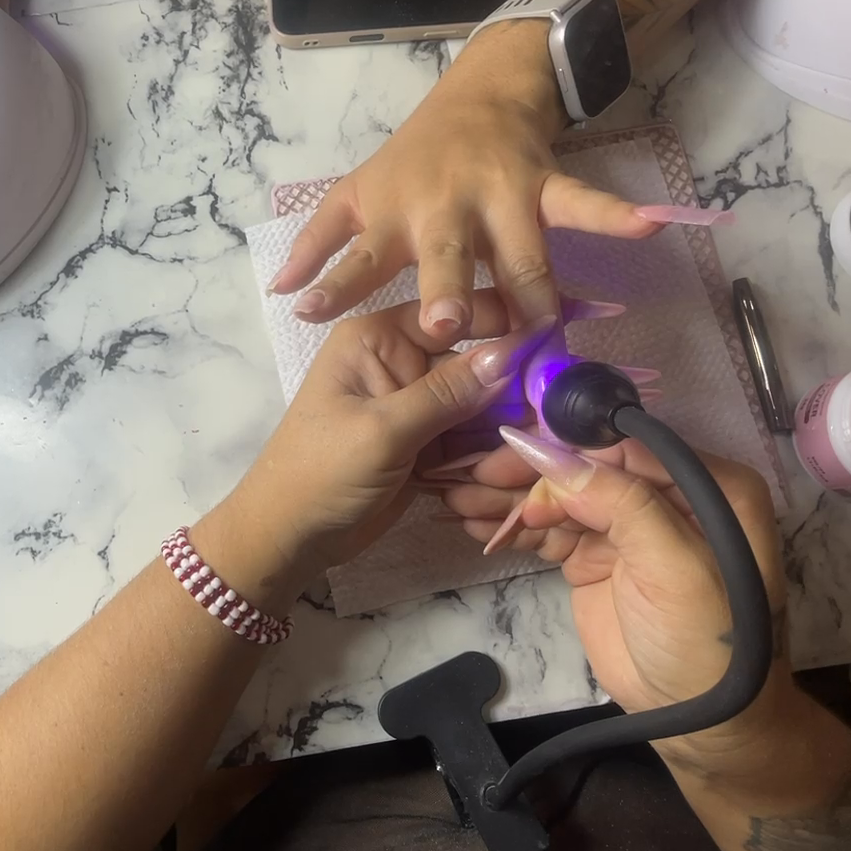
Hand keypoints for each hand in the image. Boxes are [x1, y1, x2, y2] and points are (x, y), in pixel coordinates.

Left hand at [197, 293, 553, 605]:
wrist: (290, 536)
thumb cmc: (321, 472)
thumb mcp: (383, 429)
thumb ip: (447, 392)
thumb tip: (512, 351)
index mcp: (377, 338)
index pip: (452, 314)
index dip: (505, 326)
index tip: (560, 341)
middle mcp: (398, 361)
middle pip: (474, 361)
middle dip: (512, 387)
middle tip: (557, 411)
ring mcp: (412, 404)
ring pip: (478, 404)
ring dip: (504, 427)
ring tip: (537, 447)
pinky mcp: (423, 442)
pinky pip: (469, 437)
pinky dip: (488, 452)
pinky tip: (513, 465)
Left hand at [264, 23, 660, 338]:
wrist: (478, 94)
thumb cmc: (409, 163)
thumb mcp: (354, 197)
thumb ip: (319, 244)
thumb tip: (280, 291)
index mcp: (393, 217)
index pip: (357, 256)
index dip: (333, 283)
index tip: (307, 313)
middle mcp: (443, 209)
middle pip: (445, 256)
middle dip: (446, 290)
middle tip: (445, 327)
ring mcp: (498, 195)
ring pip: (519, 249)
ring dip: (533, 287)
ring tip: (546, 329)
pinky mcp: (544, 184)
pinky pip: (581, 202)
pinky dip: (613, 213)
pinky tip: (648, 227)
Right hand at [438, 429, 792, 766]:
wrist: (698, 720)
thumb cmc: (708, 644)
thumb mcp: (674, 566)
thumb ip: (620, 502)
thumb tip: (548, 453)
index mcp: (706, 484)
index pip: (620, 447)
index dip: (561, 448)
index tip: (506, 453)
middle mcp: (662, 494)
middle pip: (580, 468)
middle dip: (524, 474)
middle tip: (471, 480)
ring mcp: (623, 524)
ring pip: (556, 496)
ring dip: (506, 499)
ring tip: (457, 501)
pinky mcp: (591, 552)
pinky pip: (545, 528)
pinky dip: (511, 526)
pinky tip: (476, 523)